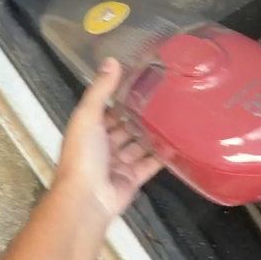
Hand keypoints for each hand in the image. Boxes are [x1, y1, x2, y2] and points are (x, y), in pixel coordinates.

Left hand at [52, 59, 162, 224]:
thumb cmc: (83, 155)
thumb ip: (100, 90)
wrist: (87, 198)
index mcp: (88, 130)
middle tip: (165, 97)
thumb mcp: (88, 116)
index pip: (106, 110)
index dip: (120, 97)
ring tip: (175, 116)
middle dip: (140, 115)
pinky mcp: (132, 178)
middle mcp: (102, 146)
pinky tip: (177, 143)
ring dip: (152, 134)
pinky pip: (149, 165)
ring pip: (138, 145)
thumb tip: (112, 61)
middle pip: (124, 128)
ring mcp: (118, 164)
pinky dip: (161, 156)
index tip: (142, 81)